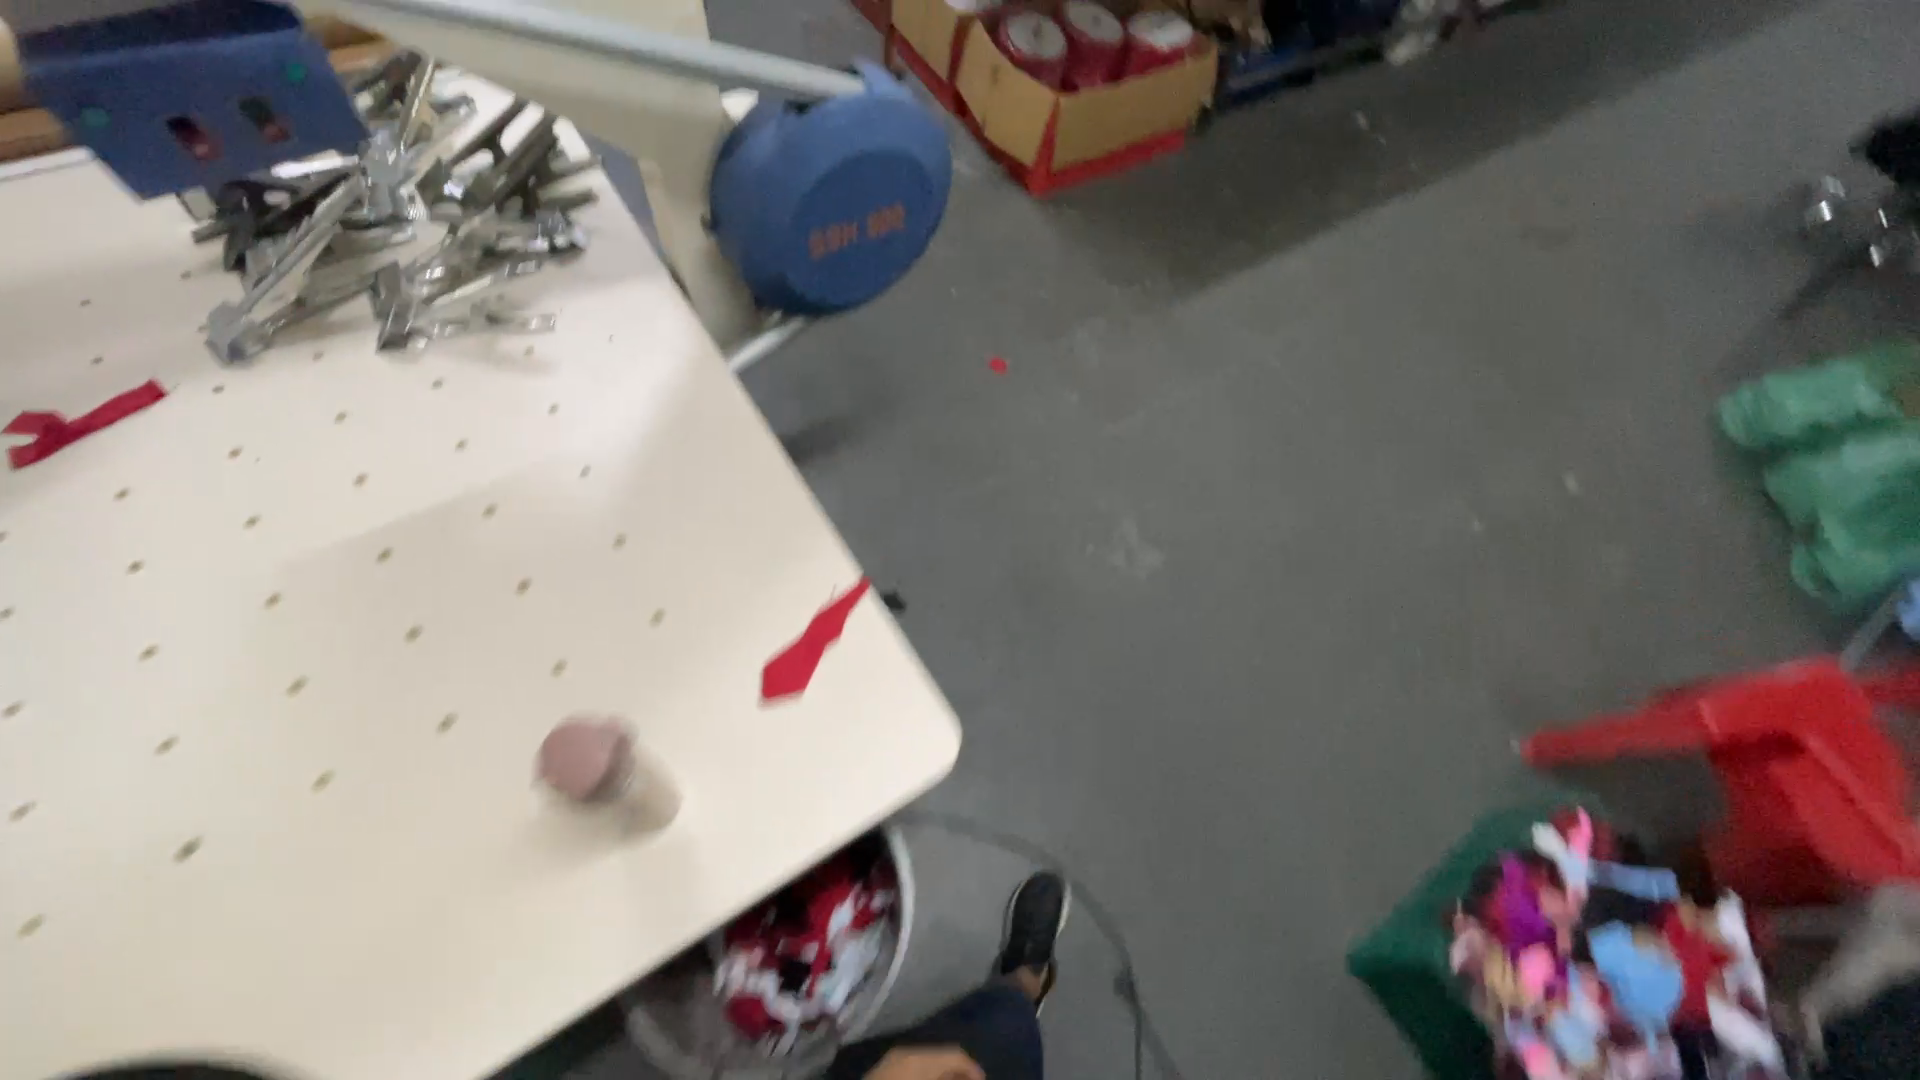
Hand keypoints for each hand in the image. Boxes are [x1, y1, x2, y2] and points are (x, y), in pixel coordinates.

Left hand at [864, 1046, 985, 1079]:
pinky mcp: (880, 1072)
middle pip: (940, 1056)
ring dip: (940, 1074)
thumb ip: (950, 1076)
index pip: (955, 1054)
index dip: (973, 1069)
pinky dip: (925, 1076)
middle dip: (956, 1072)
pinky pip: (911, 1068)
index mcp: (920, 1057)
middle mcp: (906, 1051)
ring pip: (925, 1062)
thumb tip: (969, 1076)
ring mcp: (891, 1060)